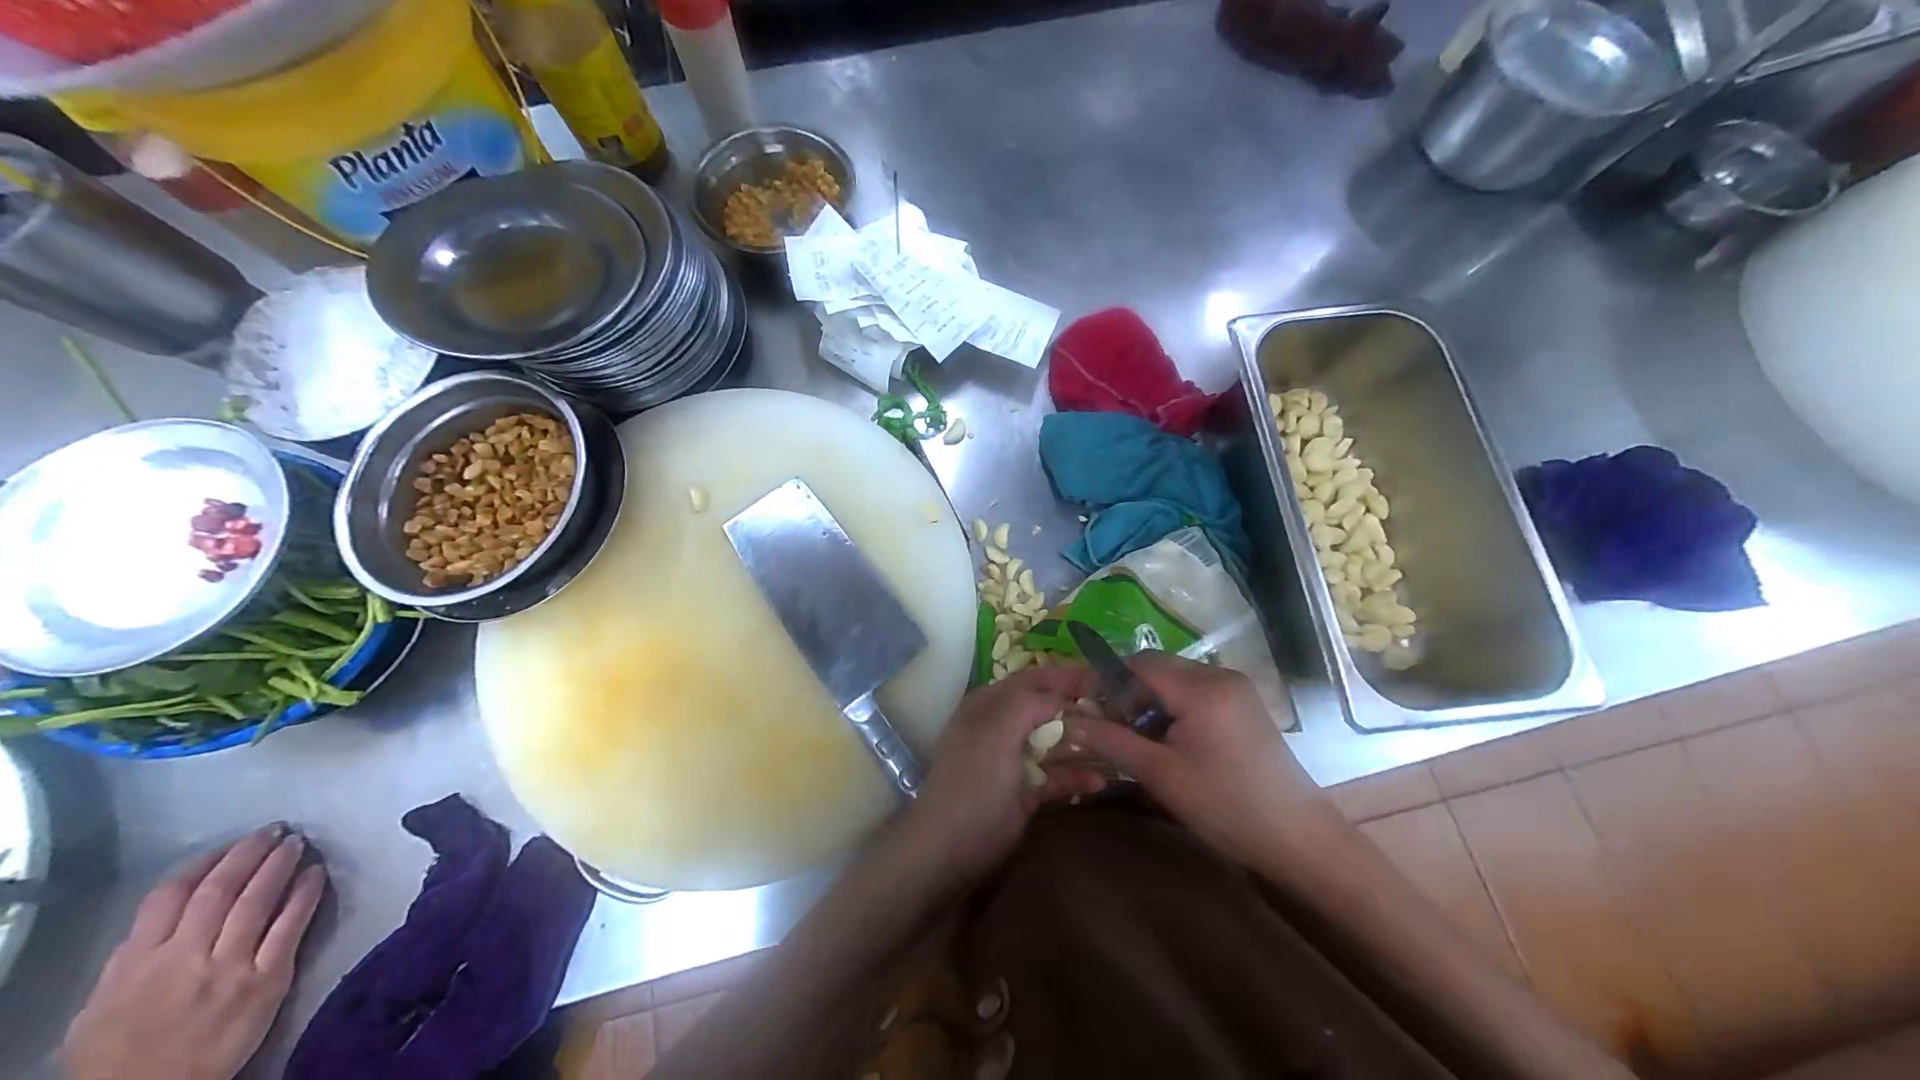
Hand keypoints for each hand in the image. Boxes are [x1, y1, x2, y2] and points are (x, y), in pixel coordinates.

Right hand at [63, 824, 327, 1079]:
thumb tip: (162, 917)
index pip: (170, 896)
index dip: (205, 862)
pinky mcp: (267, 980)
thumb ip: (131, 959)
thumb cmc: (119, 1056)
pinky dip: (305, 895)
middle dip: (249, 853)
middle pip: (221, 890)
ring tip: (298, 841)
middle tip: (275, 829)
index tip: (229, 844)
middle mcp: (185, 958)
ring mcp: (229, 967)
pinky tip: (317, 873)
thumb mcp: (101, 1007)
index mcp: (138, 962)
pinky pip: (290, 927)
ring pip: (258, 901)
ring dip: (280, 865)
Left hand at [898, 666, 1099, 885]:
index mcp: (988, 706)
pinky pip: (1056, 777)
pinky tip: (1101, 782)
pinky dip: (1076, 777)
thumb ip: (1028, 703)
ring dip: (1084, 744)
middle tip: (1121, 712)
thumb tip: (1062, 696)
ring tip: (1120, 745)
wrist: (950, 851)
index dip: (1065, 676)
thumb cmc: (972, 784)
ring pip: (1055, 743)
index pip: (1032, 679)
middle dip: (1080, 709)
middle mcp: (1000, 727)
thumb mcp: (996, 732)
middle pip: (1047, 709)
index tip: (1104, 677)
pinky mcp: (1025, 793)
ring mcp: (1013, 761)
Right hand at [1067, 652, 1323, 865]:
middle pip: (1157, 668)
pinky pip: (1195, 693)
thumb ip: (1113, 741)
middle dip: (1126, 693)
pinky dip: (1172, 708)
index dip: (1106, 681)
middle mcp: (1220, 676)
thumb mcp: (1161, 775)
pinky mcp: (1244, 706)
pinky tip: (1167, 742)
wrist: (1298, 838)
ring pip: (1175, 681)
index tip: (1085, 708)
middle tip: (1109, 728)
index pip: (1139, 664)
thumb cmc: (1225, 805)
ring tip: (1136, 740)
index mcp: (1201, 688)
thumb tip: (1072, 721)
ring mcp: (1236, 689)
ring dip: (1148, 701)